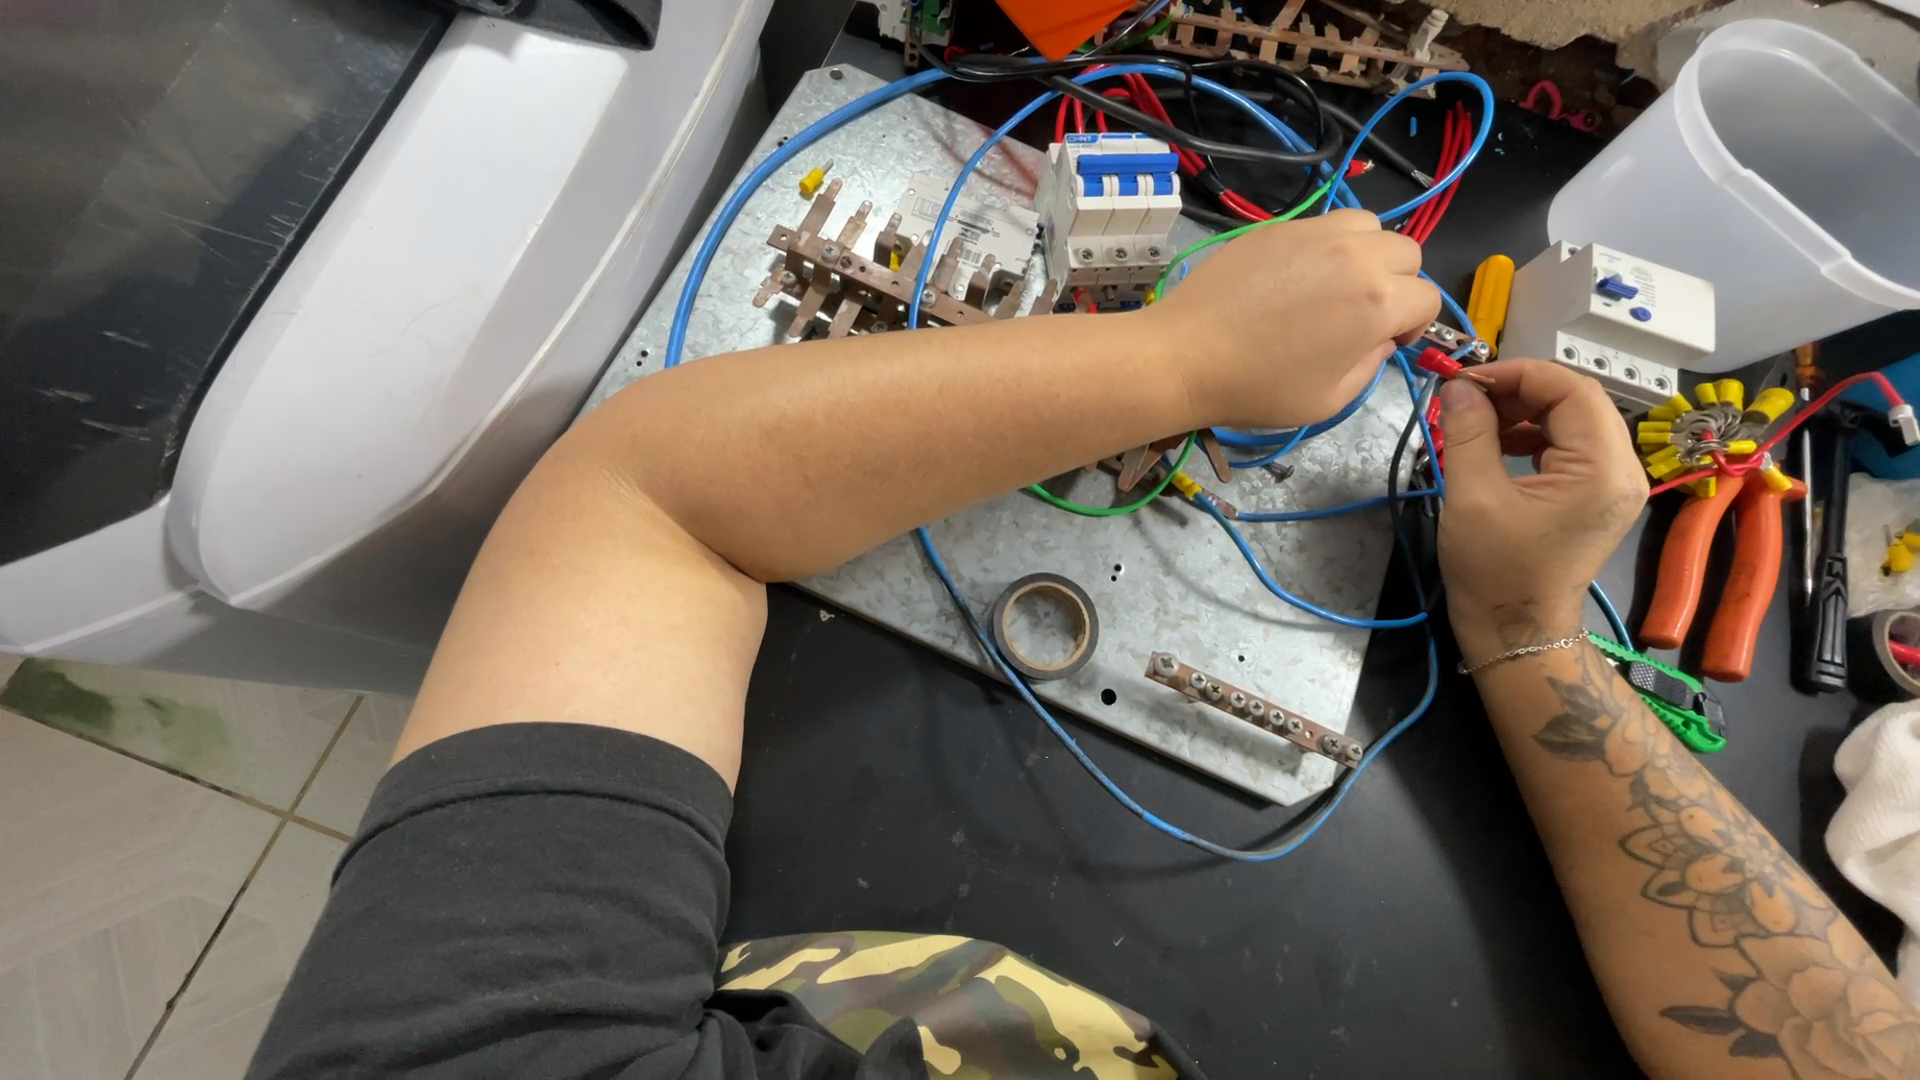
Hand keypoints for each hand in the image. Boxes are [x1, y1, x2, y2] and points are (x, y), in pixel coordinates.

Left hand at [1143, 209, 1439, 429]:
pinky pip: (1319, 226)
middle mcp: (1355, 255)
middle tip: (1359, 315)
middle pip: (1405, 253)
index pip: (1427, 299)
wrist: (1184, 357)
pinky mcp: (1275, 227)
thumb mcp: (1327, 400)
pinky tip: (1291, 279)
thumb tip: (1377, 340)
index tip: (1383, 342)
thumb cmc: (1254, 389)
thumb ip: (1369, 366)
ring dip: (1364, 254)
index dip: (1413, 325)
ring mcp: (1313, 233)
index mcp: (1378, 301)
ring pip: (1368, 226)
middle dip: (1396, 284)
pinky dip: (1322, 246)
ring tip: (1332, 287)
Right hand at [1434, 359, 1647, 664]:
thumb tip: (1456, 388)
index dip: (1517, 375)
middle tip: (1463, 401)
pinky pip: (1567, 446)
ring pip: (1571, 420)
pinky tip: (1495, 447)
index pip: (1571, 391)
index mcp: (1601, 469)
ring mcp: (1610, 483)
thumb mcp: (1472, 497)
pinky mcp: (1592, 495)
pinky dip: (1530, 435)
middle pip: (1576, 401)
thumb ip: (1467, 435)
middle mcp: (1620, 469)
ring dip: (1521, 412)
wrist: (1514, 627)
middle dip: (1517, 391)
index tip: (1464, 381)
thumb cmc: (1493, 569)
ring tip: (1473, 423)